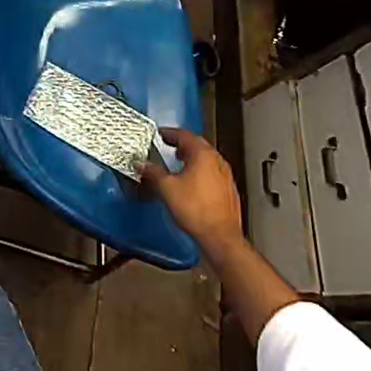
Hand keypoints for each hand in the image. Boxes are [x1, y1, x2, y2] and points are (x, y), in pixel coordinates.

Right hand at [143, 128, 243, 250]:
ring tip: (178, 164)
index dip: (170, 133)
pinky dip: (200, 172)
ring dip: (191, 158)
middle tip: (169, 145)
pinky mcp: (228, 190)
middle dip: (181, 144)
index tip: (162, 134)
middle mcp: (217, 162)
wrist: (220, 236)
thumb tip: (143, 165)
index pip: (184, 135)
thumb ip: (152, 172)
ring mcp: (225, 176)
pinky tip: (192, 184)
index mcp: (202, 154)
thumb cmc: (198, 212)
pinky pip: (212, 173)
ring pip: (206, 159)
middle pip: (197, 145)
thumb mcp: (166, 188)